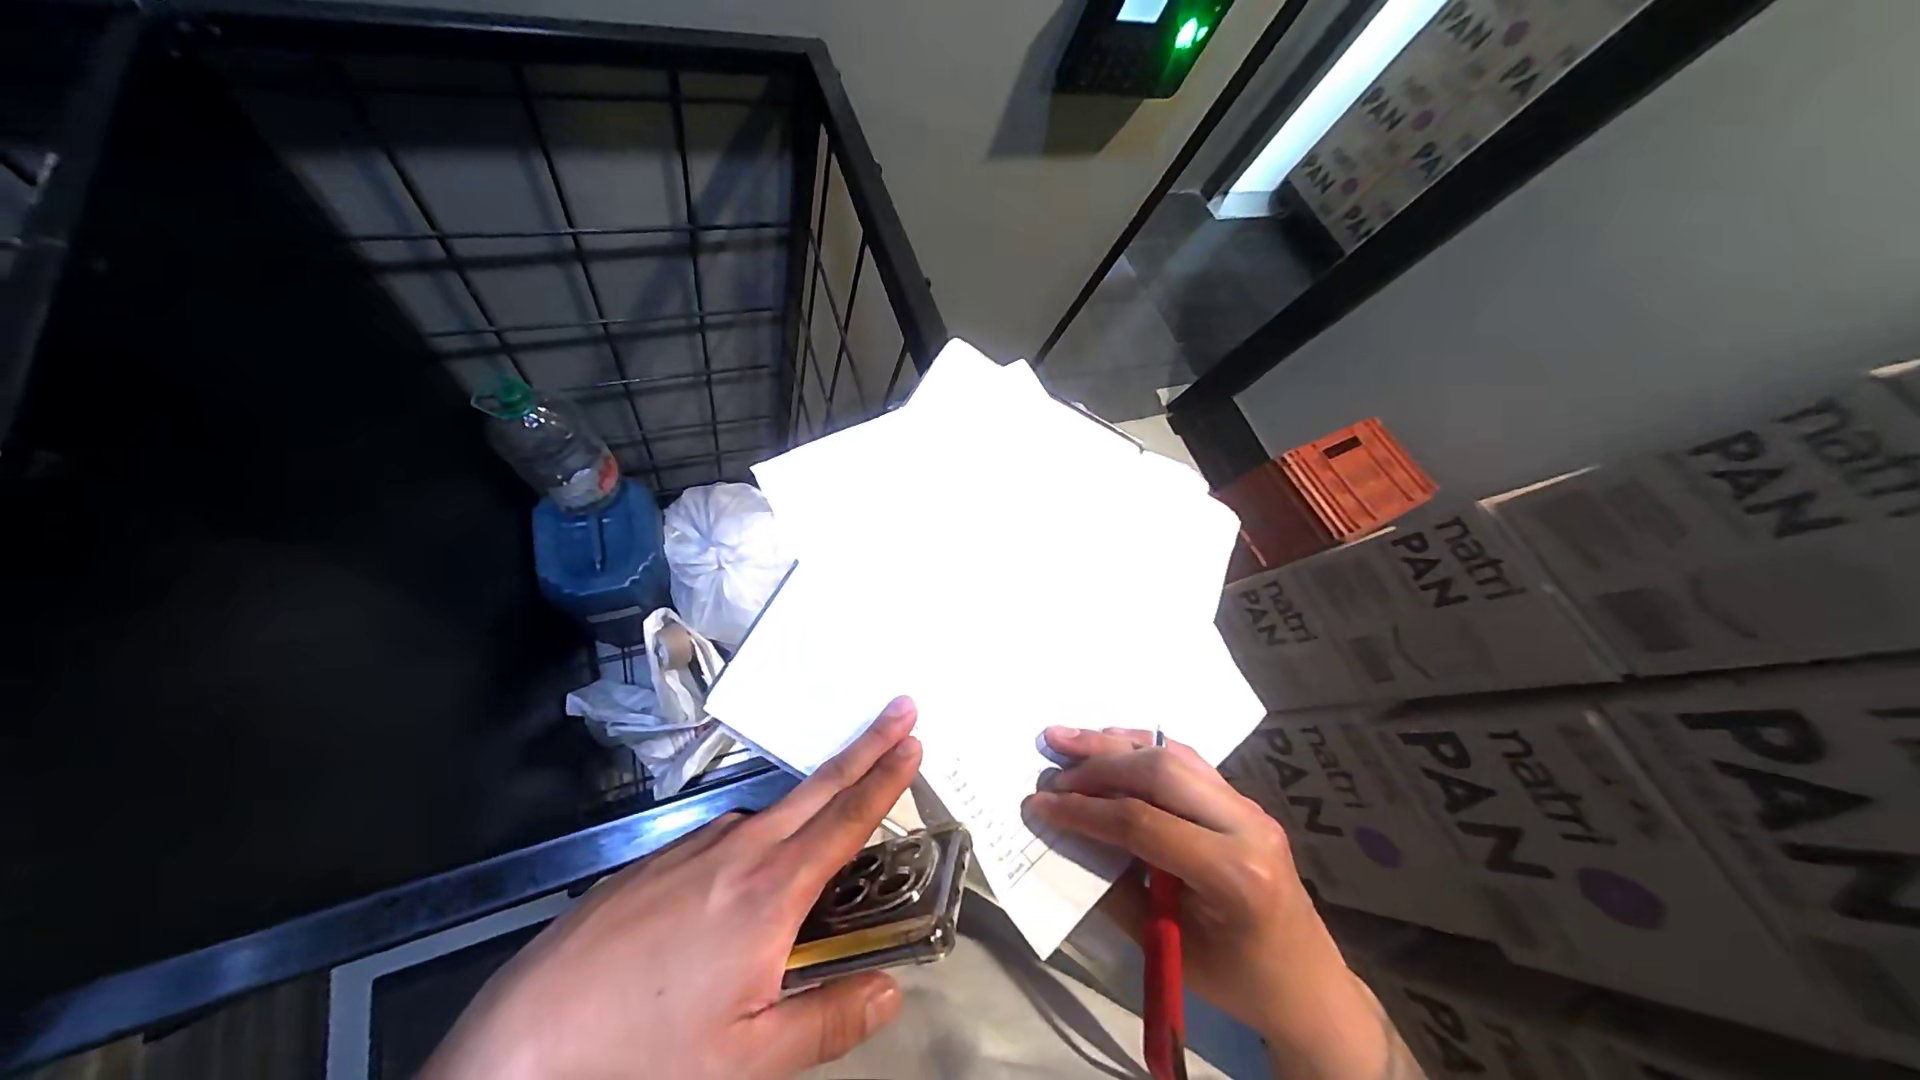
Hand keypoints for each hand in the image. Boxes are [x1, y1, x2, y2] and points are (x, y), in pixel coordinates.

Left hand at [422, 697, 923, 1079]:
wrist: (519, 1045)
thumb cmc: (640, 1056)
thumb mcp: (747, 1060)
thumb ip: (828, 1021)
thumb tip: (889, 991)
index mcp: (770, 892)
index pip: (846, 819)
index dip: (886, 776)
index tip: (912, 739)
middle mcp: (737, 850)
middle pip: (819, 785)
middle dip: (866, 744)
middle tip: (899, 710)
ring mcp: (692, 847)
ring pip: (771, 814)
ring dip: (812, 799)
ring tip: (833, 811)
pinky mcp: (657, 858)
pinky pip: (725, 836)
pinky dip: (758, 836)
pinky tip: (742, 881)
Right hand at [1025, 726, 1409, 1079]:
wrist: (1309, 987)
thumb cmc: (1239, 981)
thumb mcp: (1169, 946)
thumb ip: (1116, 886)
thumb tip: (1066, 839)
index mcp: (1232, 873)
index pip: (1142, 822)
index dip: (1084, 811)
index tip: (1040, 805)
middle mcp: (1246, 825)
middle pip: (1159, 771)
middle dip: (1097, 765)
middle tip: (1051, 769)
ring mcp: (1249, 806)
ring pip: (1173, 753)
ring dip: (1115, 744)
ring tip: (1067, 737)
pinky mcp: (1241, 800)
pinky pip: (1187, 760)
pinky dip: (1142, 749)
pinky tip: (1111, 744)